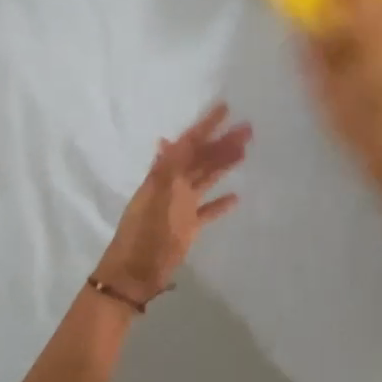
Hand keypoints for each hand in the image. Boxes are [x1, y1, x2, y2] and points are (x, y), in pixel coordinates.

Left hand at [94, 104, 252, 303]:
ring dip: (224, 165)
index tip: (224, 107)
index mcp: (164, 176)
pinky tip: (236, 196)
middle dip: (222, 142)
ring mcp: (181, 207)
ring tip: (245, 151)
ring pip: (206, 179)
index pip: (189, 144)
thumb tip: (170, 139)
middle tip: (249, 128)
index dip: (205, 125)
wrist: (133, 274)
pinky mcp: (188, 228)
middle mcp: (173, 186)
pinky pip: (207, 210)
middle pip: (202, 159)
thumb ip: (166, 171)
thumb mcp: (156, 199)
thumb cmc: (144, 236)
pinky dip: (220, 202)